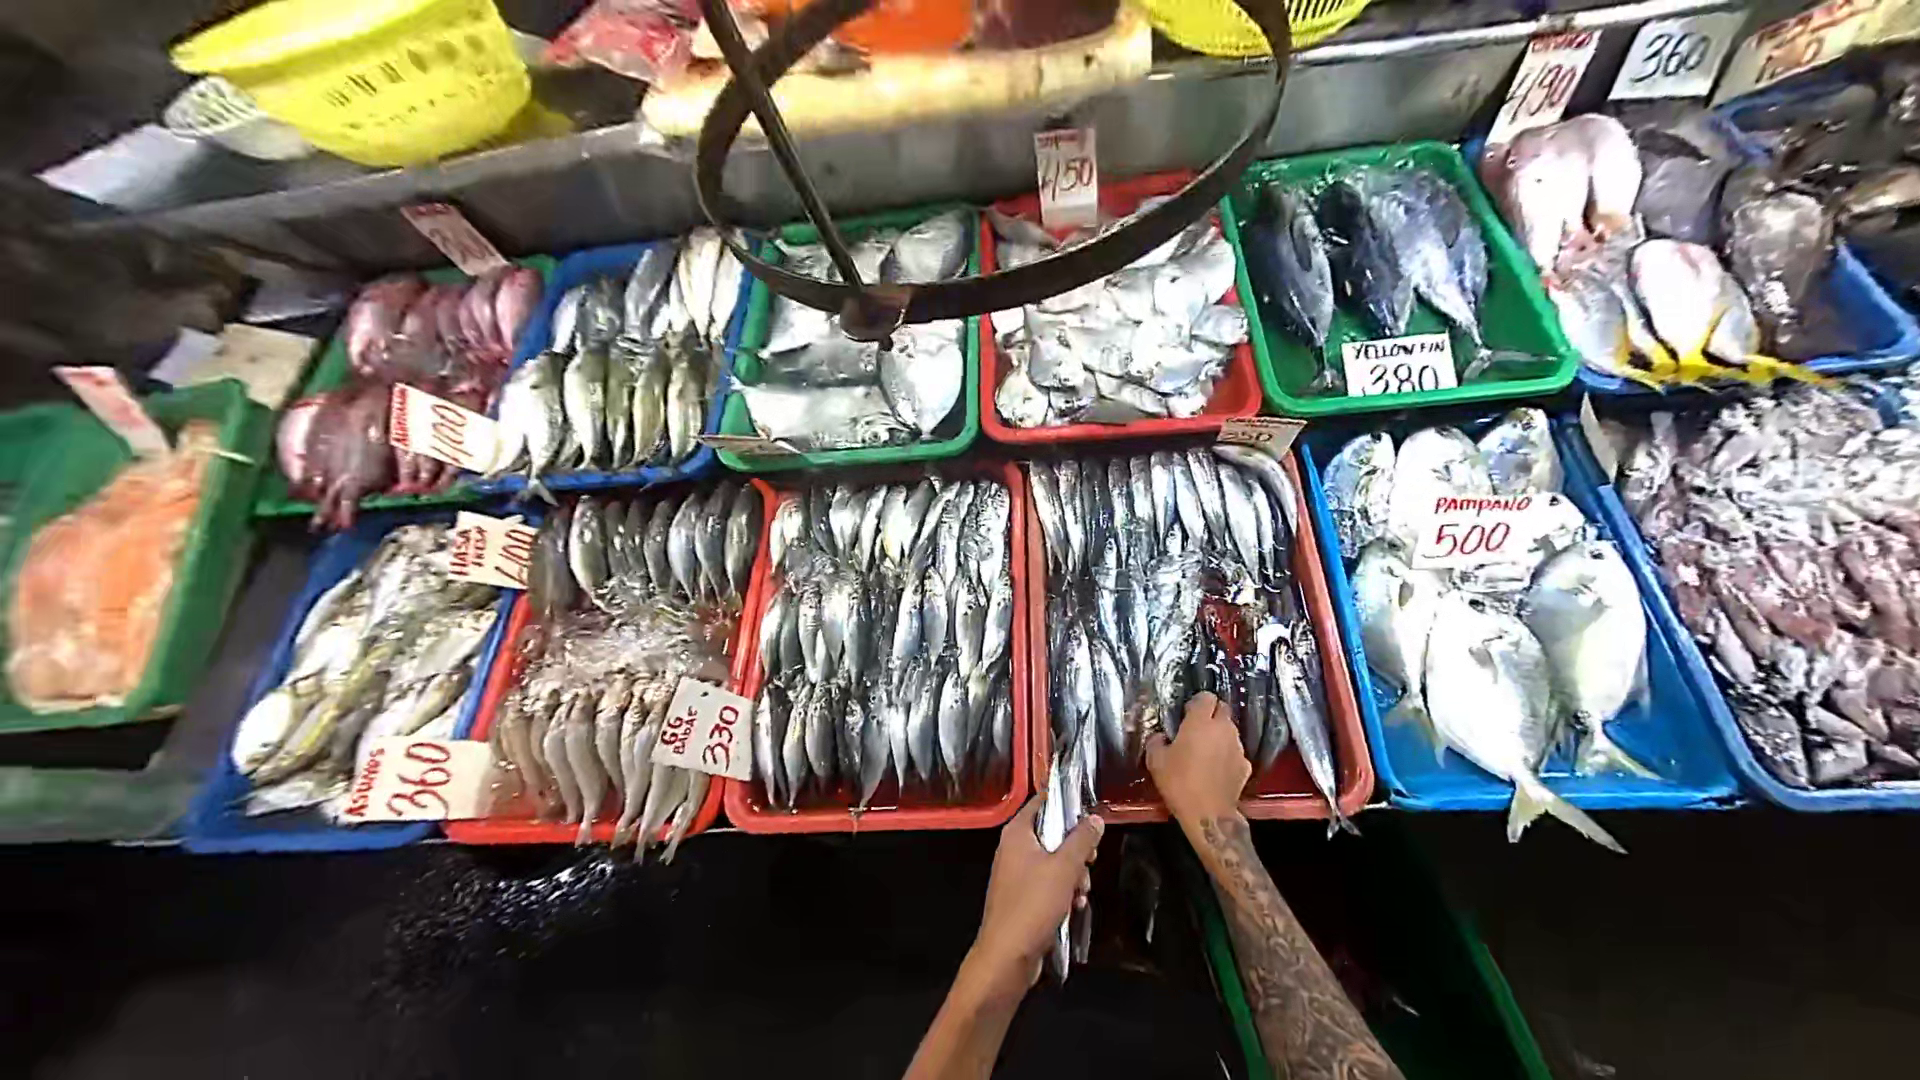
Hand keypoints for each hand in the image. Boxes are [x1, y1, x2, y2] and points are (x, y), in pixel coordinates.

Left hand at [964, 797, 1104, 996]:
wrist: (1006, 956)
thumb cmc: (1033, 904)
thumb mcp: (1064, 868)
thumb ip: (1081, 840)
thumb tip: (1094, 818)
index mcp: (1017, 831)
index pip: (1042, 801)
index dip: (1066, 804)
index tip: (1090, 816)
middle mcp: (1013, 847)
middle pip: (1052, 833)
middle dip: (1076, 850)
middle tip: (1089, 863)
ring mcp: (1016, 872)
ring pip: (1053, 860)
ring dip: (1073, 874)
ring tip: (1080, 892)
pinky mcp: (1021, 896)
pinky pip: (1047, 882)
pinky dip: (1062, 890)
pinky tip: (1073, 906)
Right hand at [1145, 691, 1249, 830]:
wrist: (1208, 815)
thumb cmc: (1179, 783)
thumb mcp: (1155, 760)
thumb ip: (1157, 740)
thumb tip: (1161, 737)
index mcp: (1200, 722)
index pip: (1206, 697)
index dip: (1196, 702)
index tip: (1186, 714)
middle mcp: (1223, 730)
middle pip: (1222, 709)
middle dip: (1211, 714)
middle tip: (1196, 728)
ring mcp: (1238, 748)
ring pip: (1230, 731)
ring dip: (1219, 735)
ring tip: (1205, 751)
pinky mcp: (1246, 766)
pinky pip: (1235, 752)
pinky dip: (1227, 755)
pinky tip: (1216, 769)